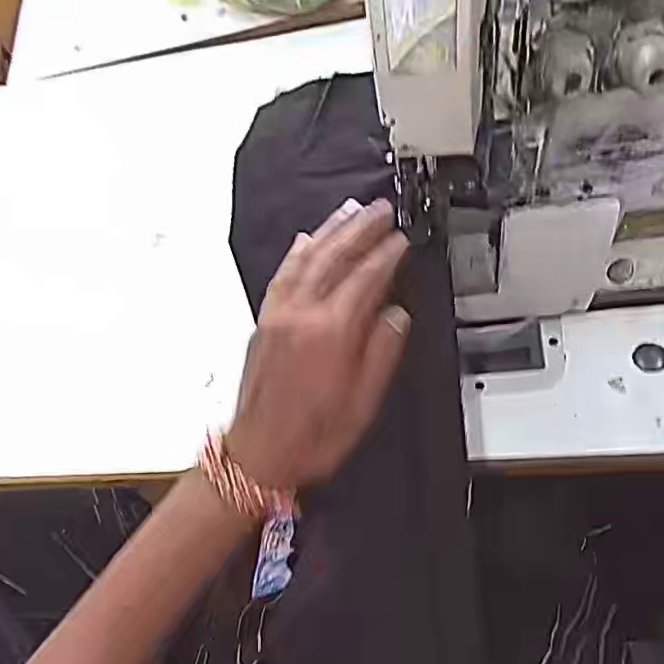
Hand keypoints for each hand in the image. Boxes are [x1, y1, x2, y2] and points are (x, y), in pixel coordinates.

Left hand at [226, 198, 411, 489]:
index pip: (366, 278)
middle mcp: (301, 316)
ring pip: (307, 258)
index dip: (387, 256)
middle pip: (335, 256)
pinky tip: (307, 241)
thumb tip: (395, 318)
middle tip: (382, 211)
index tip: (402, 241)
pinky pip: (283, 275)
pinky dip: (299, 252)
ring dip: (331, 231)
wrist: (261, 452)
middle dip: (362, 229)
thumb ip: (381, 354)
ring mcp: (279, 316)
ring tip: (351, 213)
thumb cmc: (310, 437)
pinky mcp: (265, 323)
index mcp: (332, 334)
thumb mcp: (363, 404)